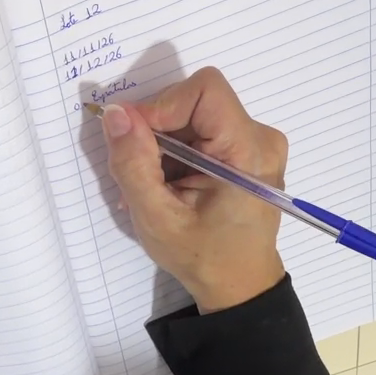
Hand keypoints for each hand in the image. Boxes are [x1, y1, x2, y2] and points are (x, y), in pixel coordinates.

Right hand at [102, 67, 288, 312]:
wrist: (239, 284)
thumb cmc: (202, 257)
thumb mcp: (156, 217)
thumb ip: (134, 164)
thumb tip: (116, 114)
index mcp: (248, 151)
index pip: (204, 90)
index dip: (161, 106)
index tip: (133, 139)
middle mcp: (259, 137)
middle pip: (195, 102)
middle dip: (156, 131)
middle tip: (137, 174)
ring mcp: (254, 143)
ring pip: (193, 116)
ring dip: (161, 145)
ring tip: (150, 187)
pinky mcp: (244, 150)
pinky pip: (201, 132)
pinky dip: (174, 153)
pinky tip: (166, 185)